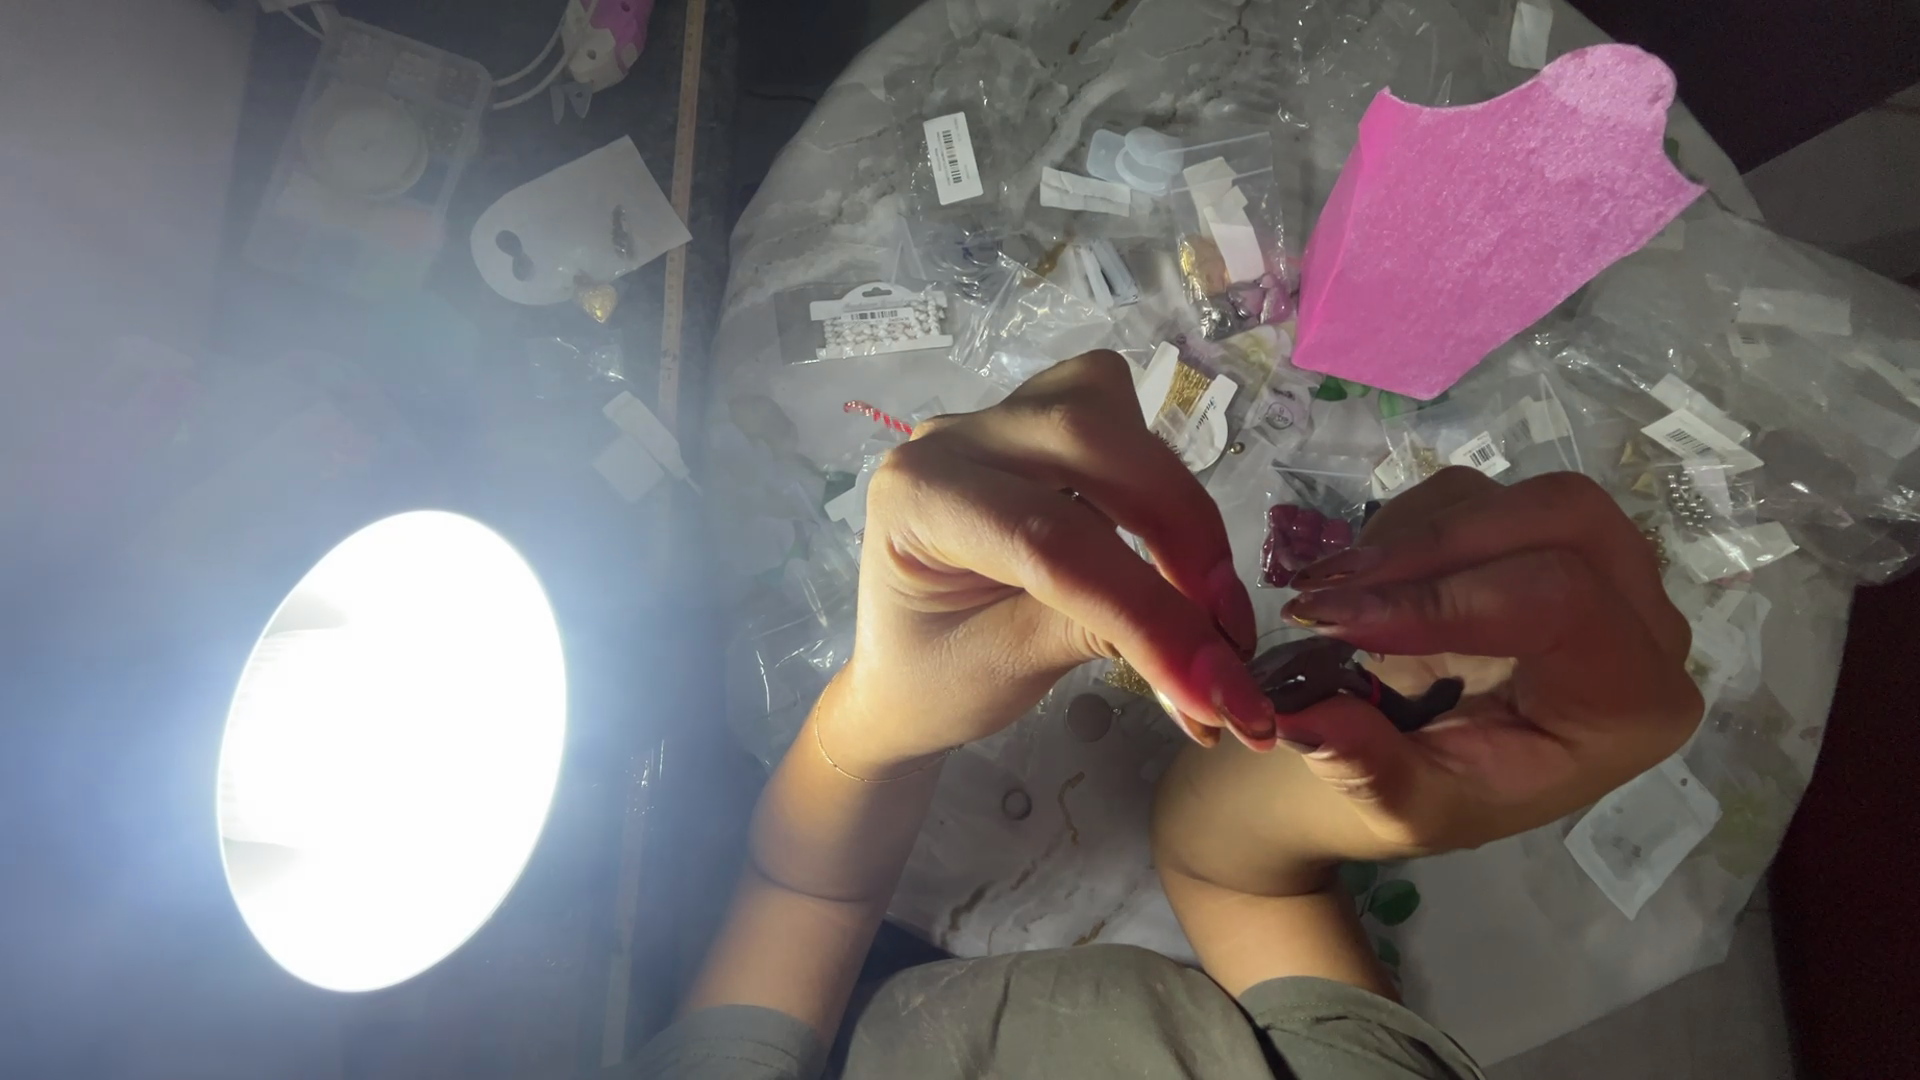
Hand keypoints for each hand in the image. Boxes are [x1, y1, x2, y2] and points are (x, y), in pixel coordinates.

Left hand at [828, 351, 1273, 778]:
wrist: (902, 668)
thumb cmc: (933, 678)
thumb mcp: (1005, 668)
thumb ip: (1098, 636)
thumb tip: (1216, 658)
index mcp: (914, 500)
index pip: (1046, 541)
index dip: (1145, 611)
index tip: (1217, 688)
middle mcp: (948, 441)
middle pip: (1083, 435)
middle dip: (1177, 526)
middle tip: (1226, 626)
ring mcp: (989, 424)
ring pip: (1103, 407)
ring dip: (1169, 496)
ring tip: (1198, 591)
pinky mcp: (1028, 427)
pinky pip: (1109, 416)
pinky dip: (1152, 478)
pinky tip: (1161, 544)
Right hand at [1154, 468, 1701, 894]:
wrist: (1405, 763)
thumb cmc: (1418, 793)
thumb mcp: (1395, 808)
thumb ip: (1366, 770)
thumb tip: (1304, 717)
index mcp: (1624, 703)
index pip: (1559, 602)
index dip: (1435, 601)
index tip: (1325, 622)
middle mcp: (1631, 625)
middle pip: (1562, 519)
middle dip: (1427, 544)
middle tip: (1324, 585)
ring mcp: (1582, 571)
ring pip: (1507, 496)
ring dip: (1400, 536)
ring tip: (1322, 587)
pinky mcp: (1521, 542)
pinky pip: (1464, 492)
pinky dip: (1395, 525)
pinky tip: (1357, 578)